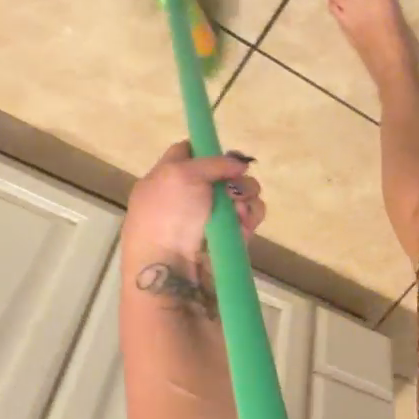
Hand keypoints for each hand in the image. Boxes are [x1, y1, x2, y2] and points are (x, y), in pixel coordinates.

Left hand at [122, 141, 265, 262]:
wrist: (171, 268)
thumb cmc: (167, 216)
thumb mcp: (180, 174)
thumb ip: (213, 162)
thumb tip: (240, 164)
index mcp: (167, 178)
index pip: (189, 153)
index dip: (207, 149)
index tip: (223, 152)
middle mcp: (190, 196)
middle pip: (224, 173)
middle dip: (235, 177)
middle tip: (233, 186)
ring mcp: (211, 217)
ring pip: (242, 194)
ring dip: (246, 197)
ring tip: (238, 211)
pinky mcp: (231, 236)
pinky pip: (250, 217)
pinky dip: (251, 217)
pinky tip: (244, 223)